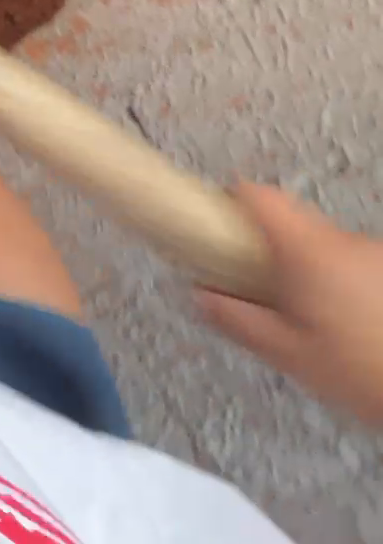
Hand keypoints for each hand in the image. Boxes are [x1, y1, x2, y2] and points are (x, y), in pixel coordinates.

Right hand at [196, 182, 382, 425]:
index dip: (227, 202)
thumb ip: (233, 316)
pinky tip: (357, 327)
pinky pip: (364, 270)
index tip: (212, 222)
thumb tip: (204, 297)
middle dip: (272, 255)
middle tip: (263, 291)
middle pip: (293, 227)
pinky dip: (352, 289)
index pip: (255, 196)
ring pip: (331, 252)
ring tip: (318, 319)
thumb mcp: (285, 351)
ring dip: (317, 275)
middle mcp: (354, 246)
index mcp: (311, 251)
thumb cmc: (377, 372)